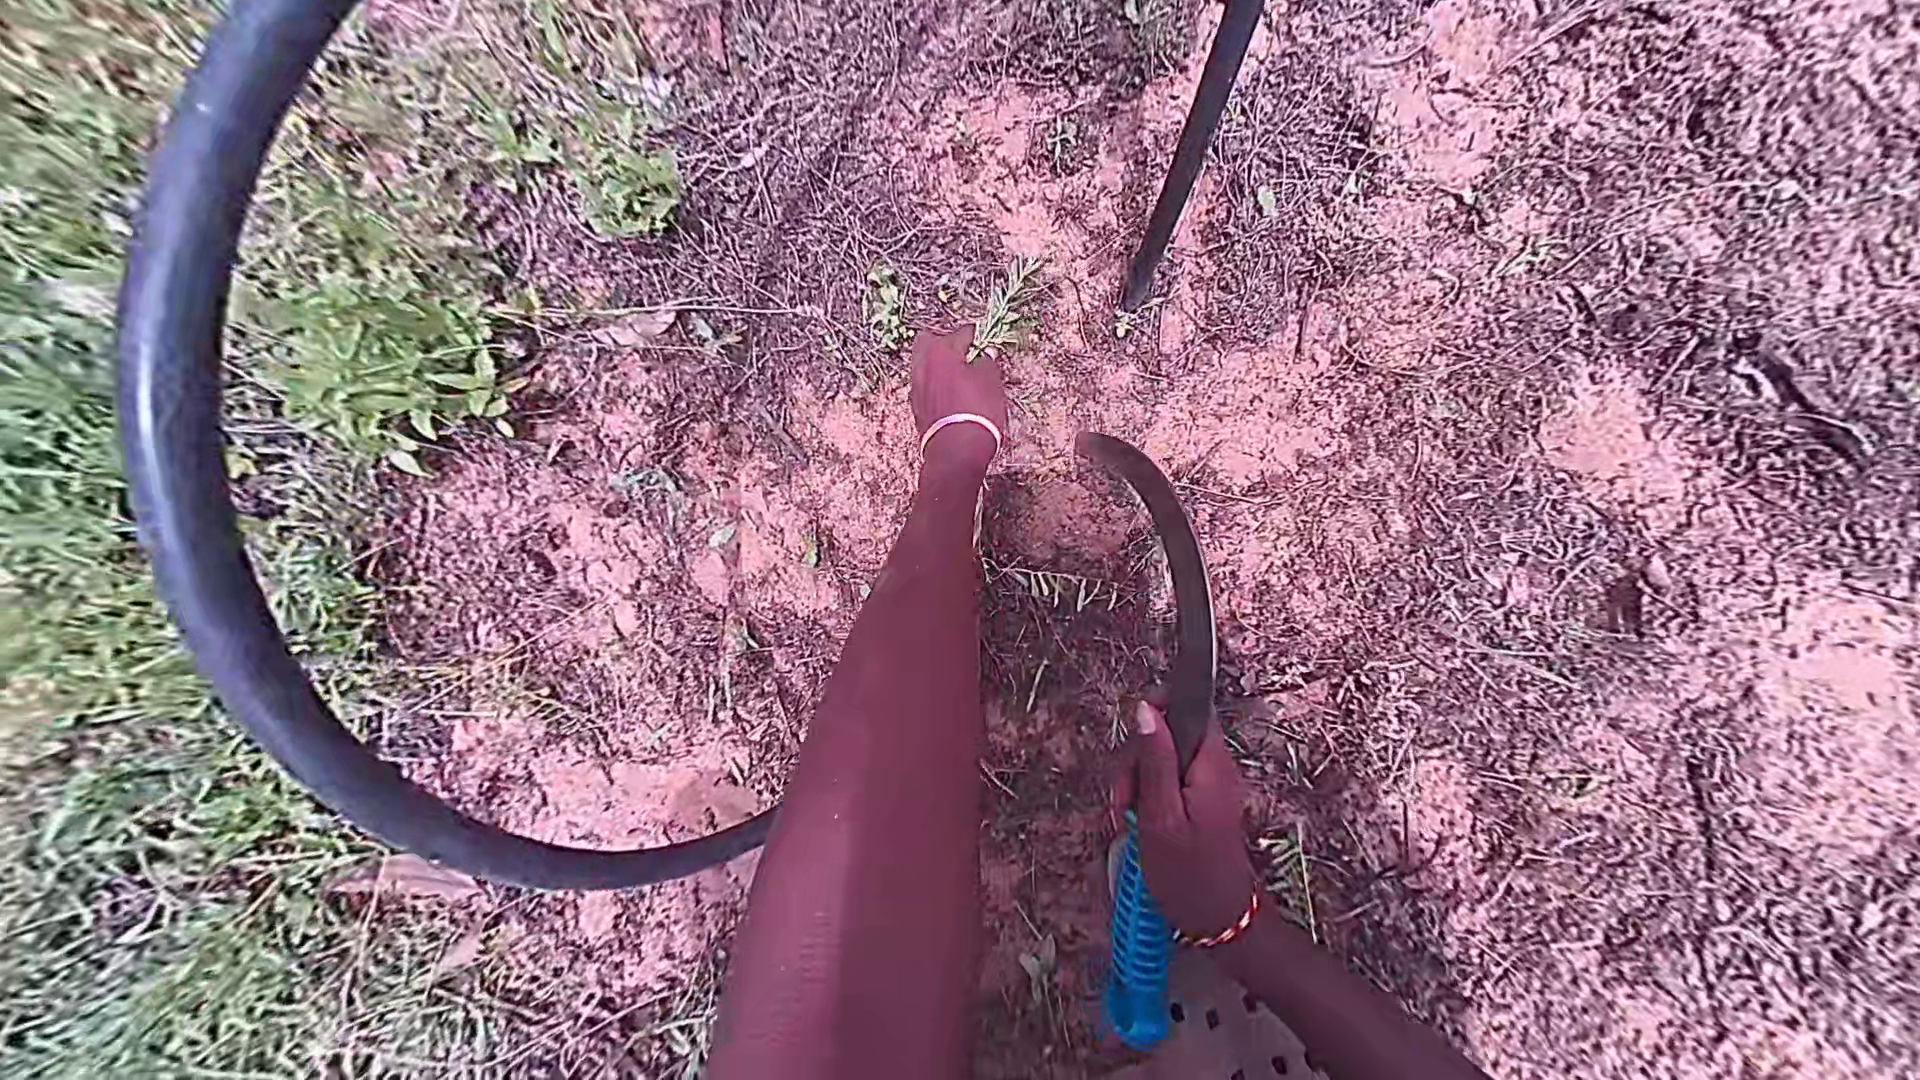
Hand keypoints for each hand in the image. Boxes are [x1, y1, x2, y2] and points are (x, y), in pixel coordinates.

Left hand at [910, 326, 1006, 468]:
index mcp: (941, 351)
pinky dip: (936, 386)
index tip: (987, 341)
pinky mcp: (916, 408)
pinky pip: (925, 387)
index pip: (962, 333)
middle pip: (929, 342)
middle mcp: (922, 366)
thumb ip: (987, 363)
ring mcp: (915, 388)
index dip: (978, 337)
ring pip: (924, 365)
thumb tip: (984, 356)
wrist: (956, 453)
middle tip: (967, 354)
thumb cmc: (977, 413)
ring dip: (939, 366)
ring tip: (961, 376)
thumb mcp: (992, 383)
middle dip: (946, 343)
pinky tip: (951, 395)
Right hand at [1109, 700, 1257, 936]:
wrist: (1219, 925)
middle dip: (1137, 758)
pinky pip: (1166, 778)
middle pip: (1168, 734)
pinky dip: (1146, 793)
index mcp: (1211, 765)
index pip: (1191, 709)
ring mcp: (1207, 784)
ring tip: (1128, 813)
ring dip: (1136, 779)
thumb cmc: (1188, 874)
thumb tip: (1146, 709)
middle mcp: (1213, 767)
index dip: (1160, 709)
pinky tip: (1136, 818)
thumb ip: (1154, 760)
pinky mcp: (1199, 799)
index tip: (1134, 736)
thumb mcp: (1161, 816)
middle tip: (1125, 795)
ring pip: (1161, 757)